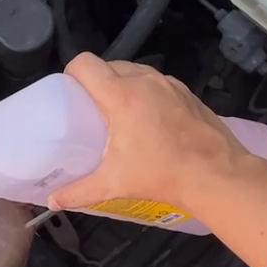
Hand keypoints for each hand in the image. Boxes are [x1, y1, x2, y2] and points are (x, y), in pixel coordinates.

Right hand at [46, 53, 256, 212]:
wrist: (216, 174)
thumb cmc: (161, 174)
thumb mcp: (112, 184)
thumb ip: (76, 193)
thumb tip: (51, 203)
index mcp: (121, 96)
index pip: (85, 64)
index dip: (71, 73)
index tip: (68, 92)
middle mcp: (145, 81)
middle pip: (108, 64)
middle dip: (94, 81)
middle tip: (88, 108)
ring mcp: (169, 84)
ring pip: (133, 70)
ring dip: (120, 83)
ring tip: (115, 112)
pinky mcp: (186, 92)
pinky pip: (155, 82)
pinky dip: (144, 92)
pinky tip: (145, 118)